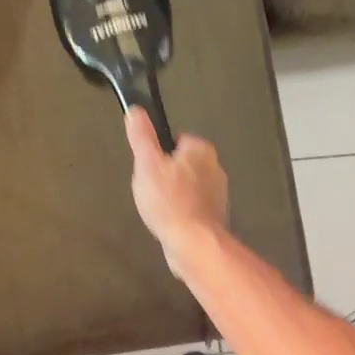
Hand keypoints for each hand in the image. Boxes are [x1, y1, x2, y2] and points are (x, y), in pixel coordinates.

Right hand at [125, 106, 228, 265]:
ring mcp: (218, 193)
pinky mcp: (215, 215)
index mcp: (201, 150)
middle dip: (166, 175)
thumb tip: (136, 110)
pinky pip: (192, 206)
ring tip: (159, 208)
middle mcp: (215, 167)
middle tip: (151, 189)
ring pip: (187, 186)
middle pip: (181, 163)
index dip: (159, 154)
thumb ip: (141, 136)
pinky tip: (169, 221)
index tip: (149, 169)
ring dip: (173, 194)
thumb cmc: (168, 200)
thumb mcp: (147, 164)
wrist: (193, 243)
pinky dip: (181, 211)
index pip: (176, 141)